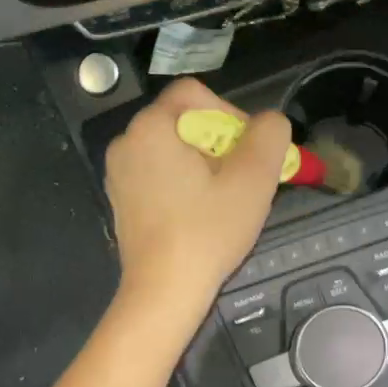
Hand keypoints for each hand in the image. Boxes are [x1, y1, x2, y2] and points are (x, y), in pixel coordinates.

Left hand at [103, 78, 291, 309]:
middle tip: (242, 180)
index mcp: (149, 127)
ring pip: (172, 154)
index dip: (230, 114)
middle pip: (183, 124)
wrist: (163, 292)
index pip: (195, 94)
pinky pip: (159, 179)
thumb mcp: (254, 178)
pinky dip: (183, 188)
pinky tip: (199, 218)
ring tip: (223, 202)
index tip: (248, 152)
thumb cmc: (207, 232)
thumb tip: (269, 124)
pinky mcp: (122, 205)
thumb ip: (269, 135)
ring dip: (204, 168)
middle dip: (219, 145)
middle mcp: (125, 144)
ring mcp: (118, 176)